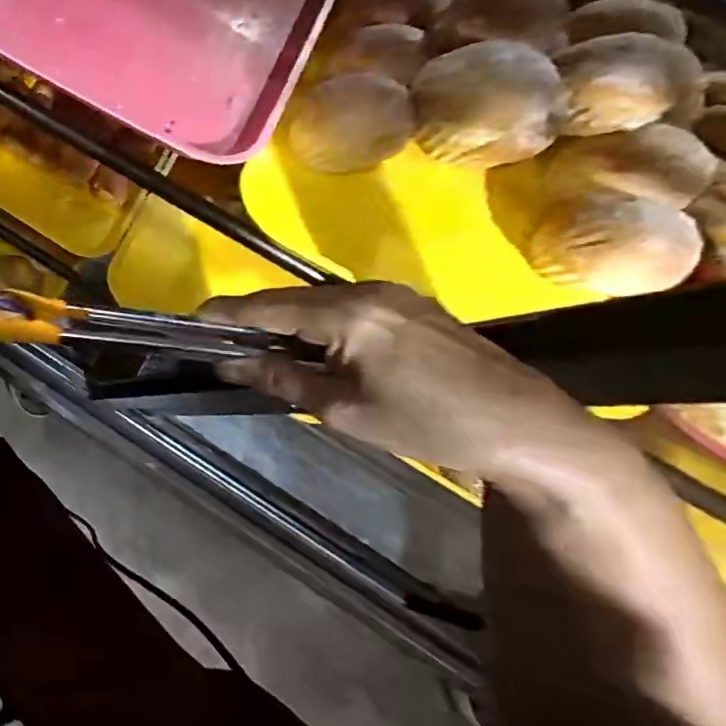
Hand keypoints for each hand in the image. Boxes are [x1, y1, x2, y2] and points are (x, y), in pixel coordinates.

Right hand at [199, 283, 627, 484]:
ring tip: (258, 344)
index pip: (265, 307)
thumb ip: (281, 378)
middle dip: (250, 317)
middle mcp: (367, 292)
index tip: (189, 321)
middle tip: (219, 339)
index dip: (223, 313)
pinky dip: (315, 320)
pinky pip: (344, 305)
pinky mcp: (411, 305)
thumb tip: (229, 363)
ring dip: (283, 319)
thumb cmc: (432, 425)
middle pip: (287, 299)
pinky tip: (308, 343)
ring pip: (315, 300)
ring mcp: (393, 295)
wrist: (536, 433)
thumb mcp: (344, 410)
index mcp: (348, 315)